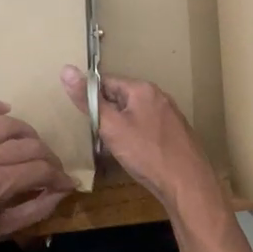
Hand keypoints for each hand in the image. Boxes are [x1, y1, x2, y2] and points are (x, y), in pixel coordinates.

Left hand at [0, 97, 76, 251]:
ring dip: (27, 133)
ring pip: (6, 125)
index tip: (67, 183)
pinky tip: (3, 108)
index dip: (60, 177)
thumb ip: (32, 211)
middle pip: (30, 146)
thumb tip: (60, 194)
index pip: (41, 170)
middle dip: (49, 158)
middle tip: (51, 169)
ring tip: (32, 145)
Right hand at [61, 66, 220, 208]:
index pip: (107, 81)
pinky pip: (149, 126)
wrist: (187, 183)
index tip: (81, 114)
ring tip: (111, 146)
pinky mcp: (176, 132)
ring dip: (121, 125)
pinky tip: (134, 152)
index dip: (90, 95)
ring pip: (136, 113)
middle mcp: (159, 96)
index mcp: (143, 89)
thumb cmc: (146, 153)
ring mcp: (170, 114)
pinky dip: (137, 135)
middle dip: (106, 112)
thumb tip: (66, 69)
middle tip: (95, 134)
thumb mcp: (111, 127)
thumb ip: (89, 100)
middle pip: (122, 97)